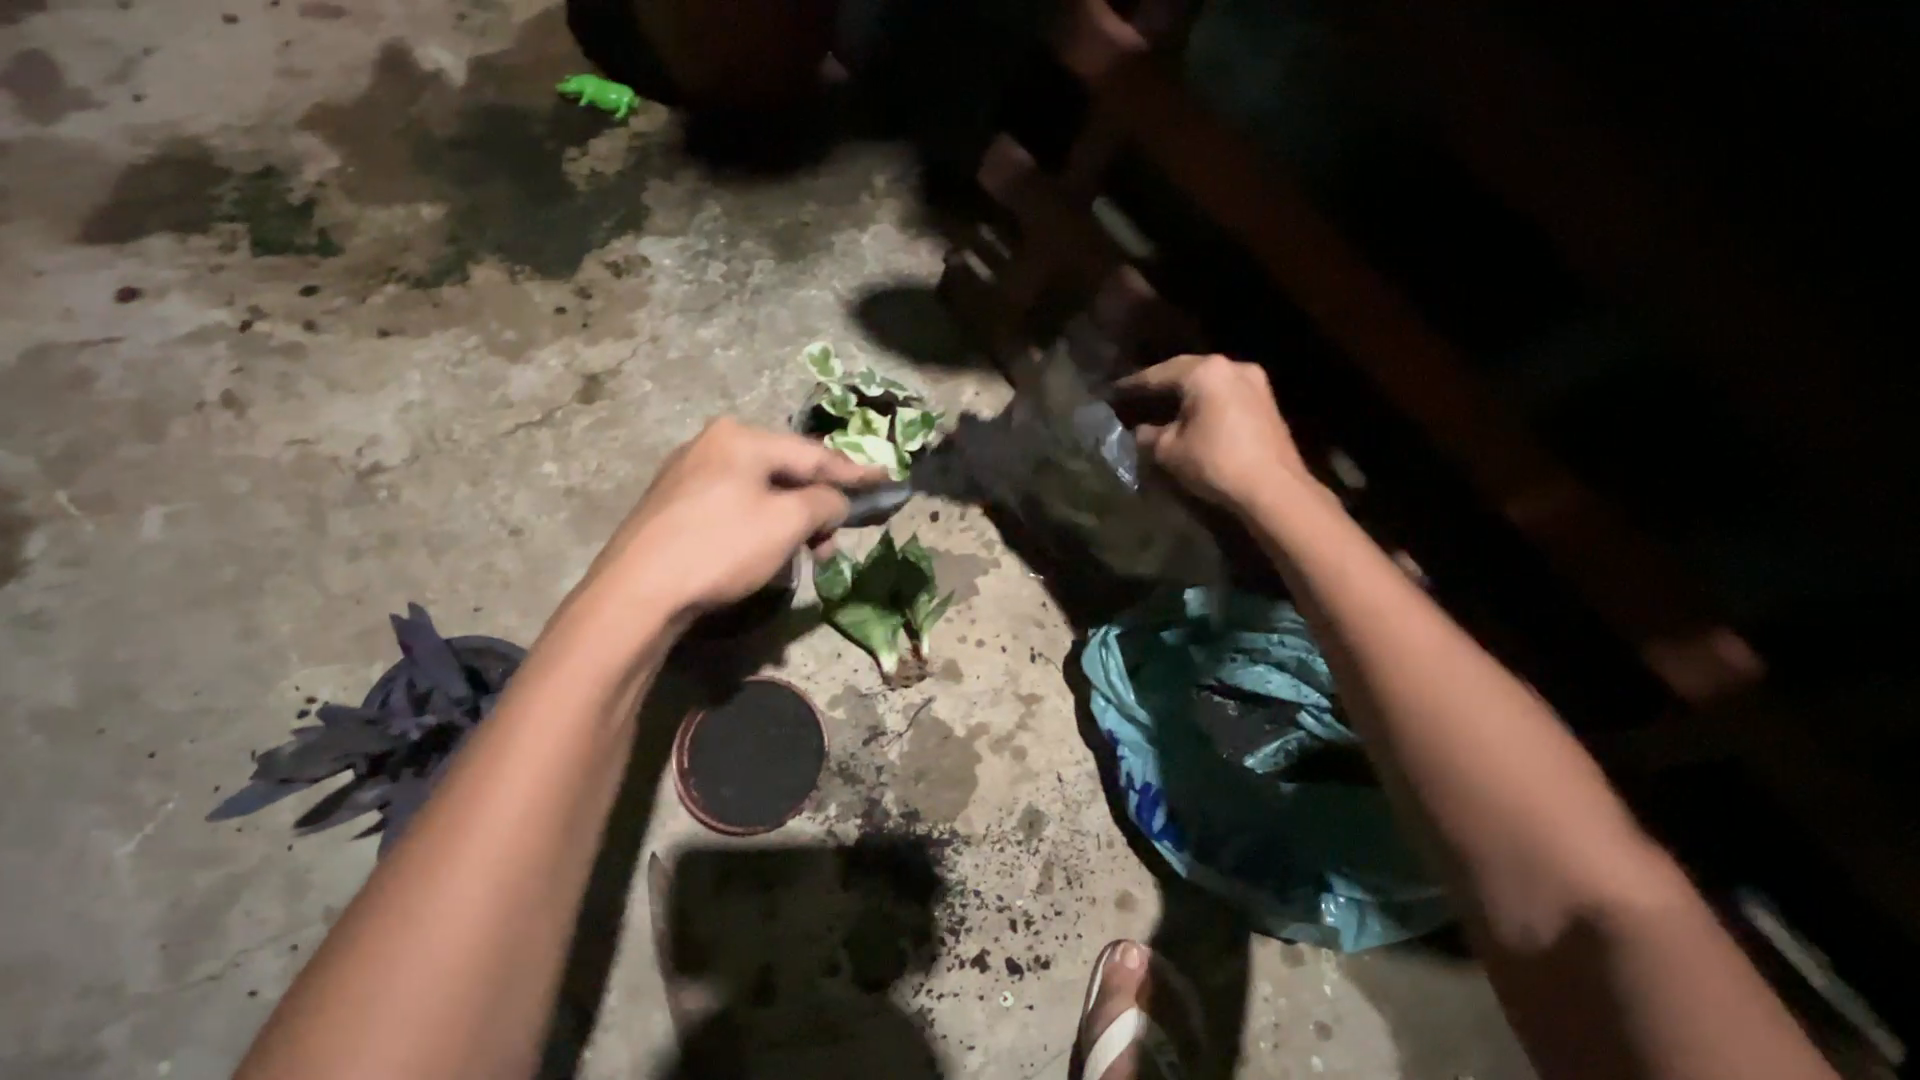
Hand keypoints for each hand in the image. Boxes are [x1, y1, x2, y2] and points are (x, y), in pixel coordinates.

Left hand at [585, 419, 885, 617]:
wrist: (638, 591)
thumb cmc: (721, 548)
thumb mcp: (787, 522)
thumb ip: (825, 502)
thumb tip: (836, 501)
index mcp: (741, 437)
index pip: (813, 453)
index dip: (854, 471)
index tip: (886, 479)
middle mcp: (712, 444)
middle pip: (785, 471)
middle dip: (817, 506)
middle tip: (833, 542)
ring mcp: (688, 474)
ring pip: (759, 491)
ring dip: (790, 521)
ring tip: (803, 556)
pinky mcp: (673, 506)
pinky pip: (734, 506)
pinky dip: (761, 526)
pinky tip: (765, 552)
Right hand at [1117, 354, 1311, 512]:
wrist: (1274, 489)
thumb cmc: (1216, 462)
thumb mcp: (1169, 451)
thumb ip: (1148, 435)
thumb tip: (1141, 431)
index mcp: (1205, 371)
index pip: (1158, 374)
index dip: (1133, 385)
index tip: (1113, 392)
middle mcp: (1232, 366)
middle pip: (1187, 371)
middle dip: (1162, 384)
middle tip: (1137, 396)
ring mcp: (1255, 382)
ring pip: (1210, 382)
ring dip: (1187, 393)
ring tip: (1164, 406)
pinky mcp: (1267, 402)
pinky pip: (1226, 394)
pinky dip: (1207, 402)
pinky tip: (1194, 416)